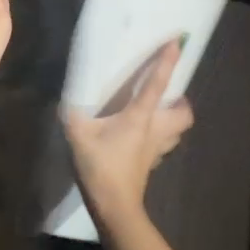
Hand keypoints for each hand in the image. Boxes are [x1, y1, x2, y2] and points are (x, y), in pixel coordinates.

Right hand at [62, 37, 194, 221]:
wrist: (115, 206)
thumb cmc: (100, 166)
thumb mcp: (77, 134)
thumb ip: (71, 113)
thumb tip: (64, 99)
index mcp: (140, 117)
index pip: (157, 84)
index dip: (167, 62)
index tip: (177, 42)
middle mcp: (155, 131)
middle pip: (184, 114)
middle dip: (182, 101)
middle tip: (169, 94)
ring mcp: (156, 150)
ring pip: (178, 131)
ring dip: (174, 120)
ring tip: (158, 112)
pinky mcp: (151, 164)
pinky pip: (164, 146)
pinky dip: (160, 137)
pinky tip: (142, 137)